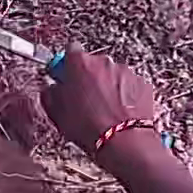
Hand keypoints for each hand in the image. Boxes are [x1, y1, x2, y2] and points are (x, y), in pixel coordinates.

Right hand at [41, 43, 160, 165]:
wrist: (123, 141)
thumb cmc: (89, 127)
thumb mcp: (56, 112)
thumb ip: (50, 94)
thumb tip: (50, 89)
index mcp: (80, 64)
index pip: (70, 50)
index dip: (66, 65)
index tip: (64, 75)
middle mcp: (104, 63)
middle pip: (92, 64)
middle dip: (87, 77)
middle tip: (82, 98)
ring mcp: (126, 72)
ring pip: (111, 75)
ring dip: (106, 87)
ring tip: (101, 110)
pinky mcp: (142, 84)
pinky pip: (128, 85)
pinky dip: (123, 94)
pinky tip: (116, 112)